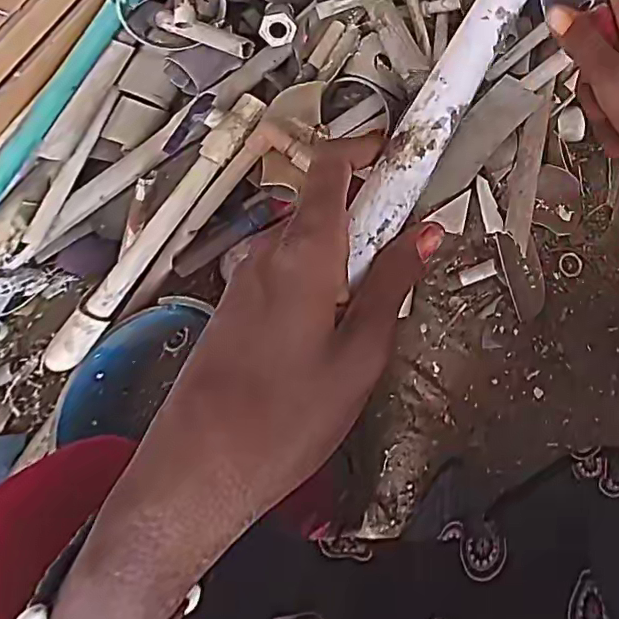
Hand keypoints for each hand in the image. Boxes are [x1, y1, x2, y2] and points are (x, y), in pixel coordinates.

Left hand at [143, 132, 438, 523]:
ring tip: (372, 298)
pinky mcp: (240, 298)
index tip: (405, 150)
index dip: (372, 146)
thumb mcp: (360, 353)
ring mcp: (249, 274)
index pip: (335, 165)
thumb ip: (393, 283)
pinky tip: (334, 320)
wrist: (195, 473)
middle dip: (372, 208)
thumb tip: (423, 235)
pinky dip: (322, 269)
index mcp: (303, 252)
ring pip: (310, 233)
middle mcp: (270, 251)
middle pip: (327, 198)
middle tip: (407, 241)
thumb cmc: (279, 421)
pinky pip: (290, 261)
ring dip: (348, 246)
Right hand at [548, 0, 618, 216]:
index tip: (571, 47)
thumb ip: (585, 46)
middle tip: (600, 103)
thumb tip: (560, 13)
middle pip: (605, 42)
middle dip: (592, 78)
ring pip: (616, 75)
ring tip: (617, 135)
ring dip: (606, 108)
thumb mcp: (617, 85)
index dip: (580, 16)